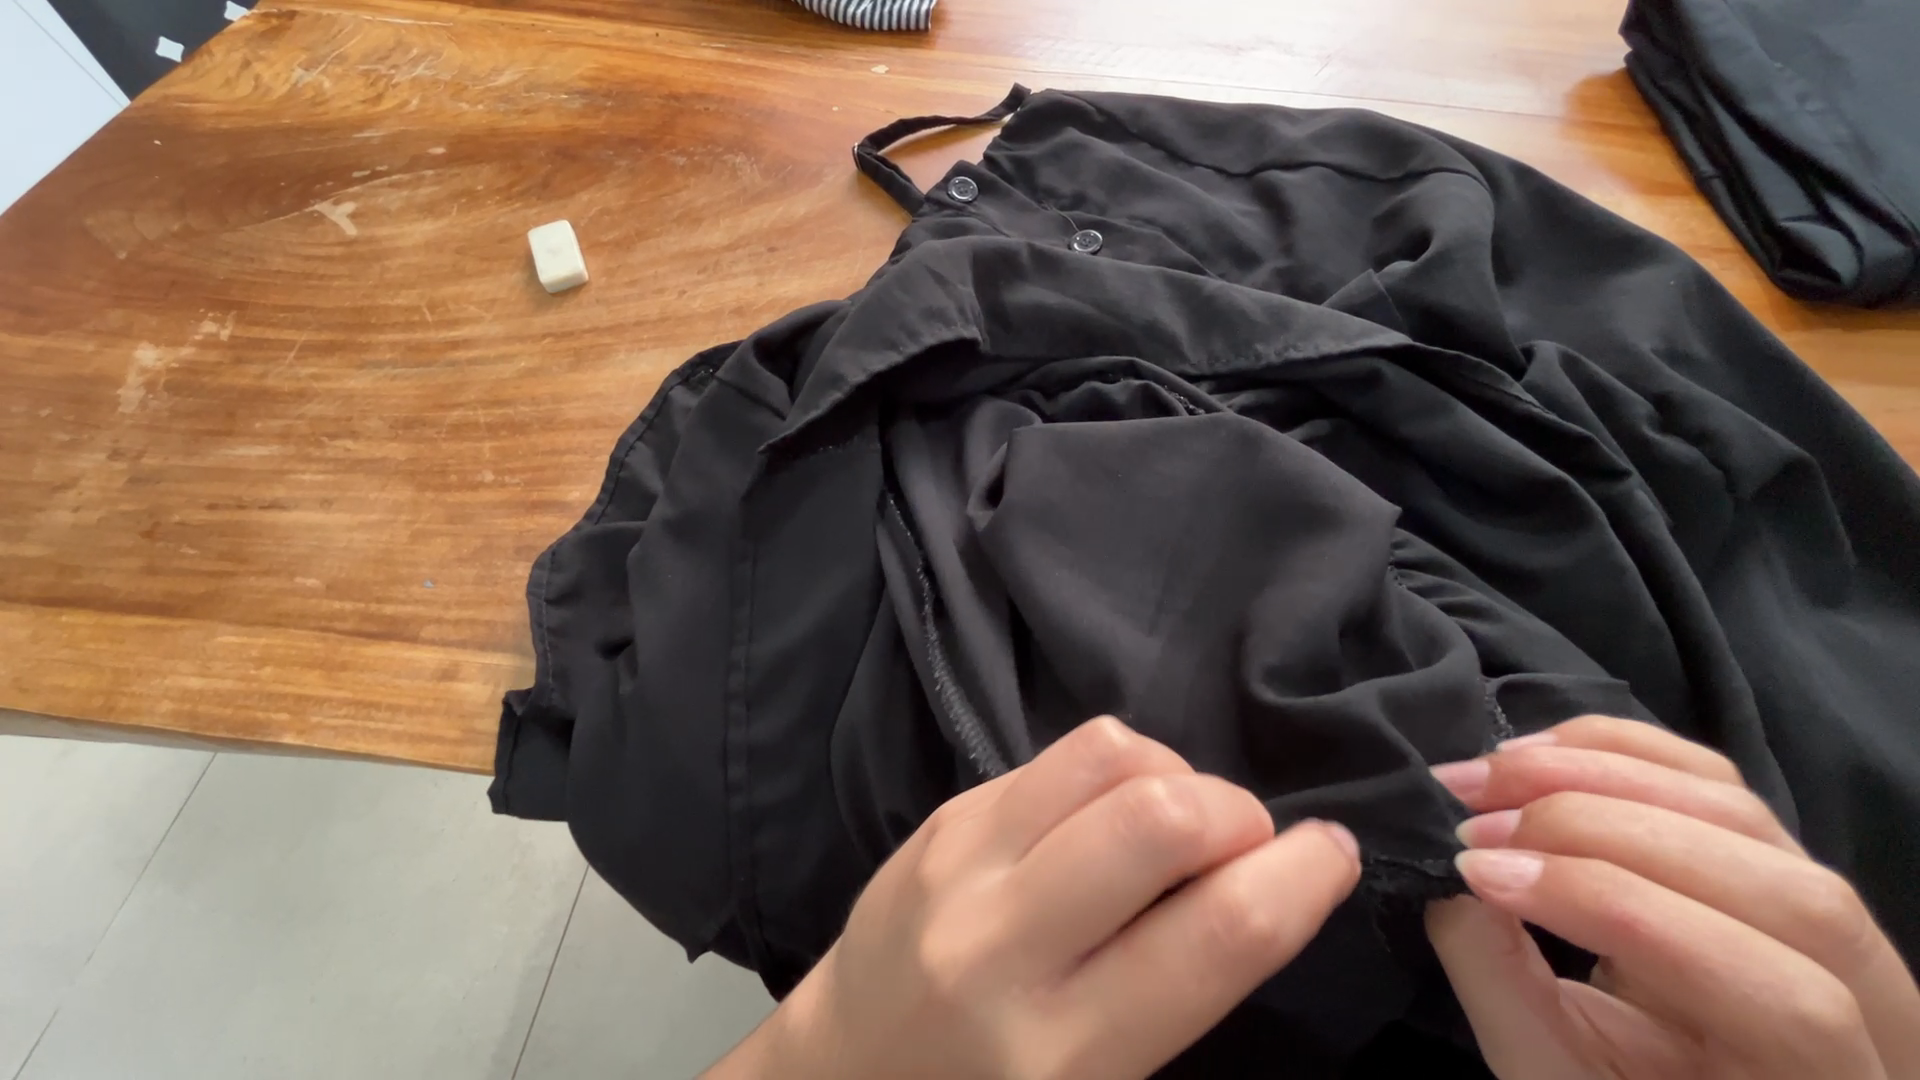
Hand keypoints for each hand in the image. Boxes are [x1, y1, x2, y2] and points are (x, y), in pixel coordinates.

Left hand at [704, 716, 1360, 1079]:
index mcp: (1064, 1049)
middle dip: (1235, 811)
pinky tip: (1110, 805)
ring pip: (1104, 755)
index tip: (1333, 851)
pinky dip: (1113, 765)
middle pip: (1157, 820)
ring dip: (1173, 770)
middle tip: (1244, 838)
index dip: (1300, 878)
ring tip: (1175, 814)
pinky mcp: (944, 814)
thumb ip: (1172, 983)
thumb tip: (1258, 877)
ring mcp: (963, 860)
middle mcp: (1005, 942)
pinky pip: (1054, 754)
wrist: (841, 1066)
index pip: (1213, 937)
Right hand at [1426, 715, 1919, 1078]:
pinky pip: (1709, 771)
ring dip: (1591, 771)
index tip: (1477, 873)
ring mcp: (1837, 911)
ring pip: (1739, 809)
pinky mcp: (1769, 848)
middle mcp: (1881, 1001)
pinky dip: (1612, 743)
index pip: (1772, 988)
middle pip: (1776, 883)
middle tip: (1471, 821)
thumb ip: (1501, 980)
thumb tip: (1453, 877)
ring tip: (1485, 776)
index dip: (1615, 908)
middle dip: (1596, 828)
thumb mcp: (1548, 1066)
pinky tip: (1531, 750)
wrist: (1664, 1073)